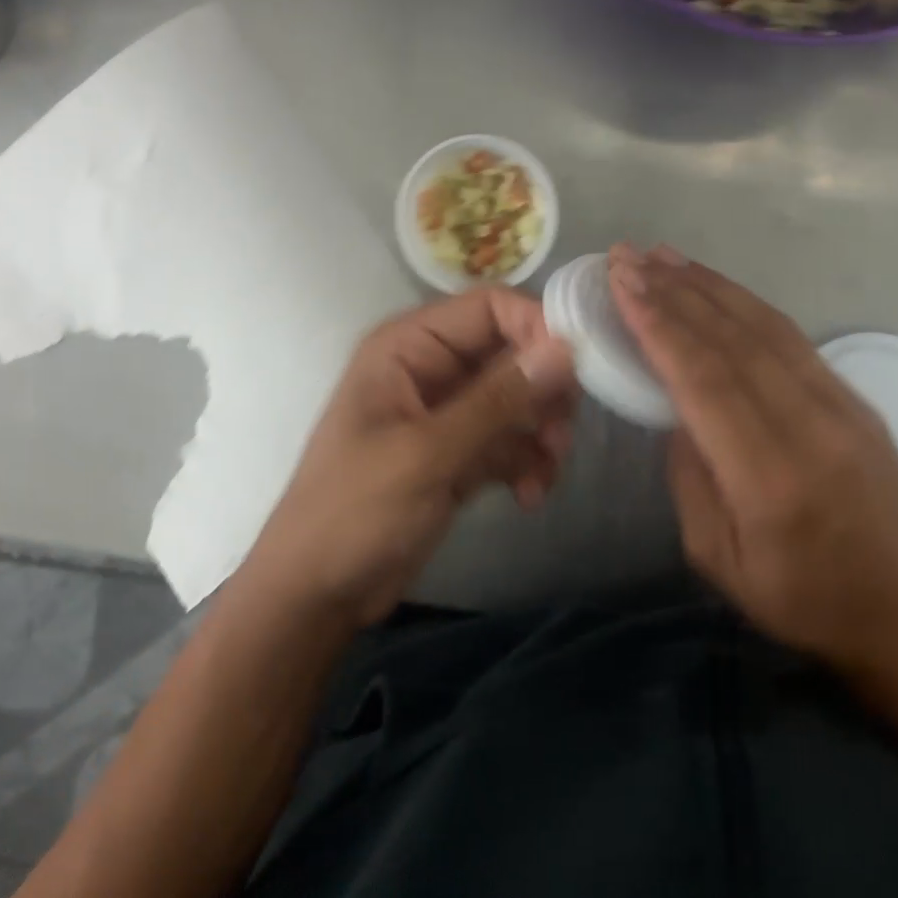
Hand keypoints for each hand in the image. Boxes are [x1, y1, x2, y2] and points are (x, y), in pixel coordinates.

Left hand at [244, 288, 575, 627]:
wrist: (319, 590)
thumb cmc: (356, 511)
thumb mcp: (427, 453)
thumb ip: (497, 400)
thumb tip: (565, 347)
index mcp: (407, 347)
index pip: (489, 307)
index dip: (538, 328)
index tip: (578, 372)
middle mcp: (429, 370)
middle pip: (512, 353)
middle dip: (545, 393)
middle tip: (561, 437)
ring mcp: (444, 415)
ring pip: (519, 401)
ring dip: (542, 434)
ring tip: (544, 476)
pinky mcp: (457, 457)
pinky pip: (510, 442)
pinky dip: (527, 464)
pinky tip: (528, 497)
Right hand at [609, 244, 897, 672]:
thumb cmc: (799, 599)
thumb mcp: (716, 556)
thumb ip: (691, 477)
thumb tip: (678, 412)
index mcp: (769, 476)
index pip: (705, 380)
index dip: (659, 327)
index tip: (621, 285)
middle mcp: (811, 427)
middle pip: (733, 341)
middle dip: (674, 292)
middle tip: (627, 256)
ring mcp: (842, 408)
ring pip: (767, 328)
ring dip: (710, 287)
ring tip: (663, 257)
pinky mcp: (857, 402)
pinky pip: (793, 341)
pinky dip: (747, 306)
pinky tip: (717, 291)